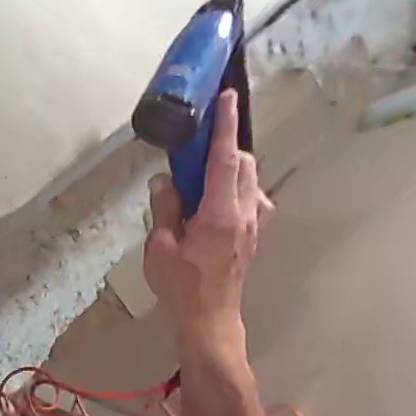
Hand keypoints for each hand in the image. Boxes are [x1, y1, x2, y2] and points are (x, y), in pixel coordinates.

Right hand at [144, 89, 272, 371]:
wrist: (209, 317)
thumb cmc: (181, 285)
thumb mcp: (161, 246)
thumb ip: (164, 208)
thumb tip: (164, 179)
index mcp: (220, 213)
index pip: (225, 160)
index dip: (225, 126)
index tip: (227, 97)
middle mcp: (245, 212)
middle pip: (243, 163)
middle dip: (224, 148)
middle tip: (196, 151)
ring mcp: (254, 223)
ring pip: (250, 178)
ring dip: (230, 168)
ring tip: (202, 179)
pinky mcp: (255, 232)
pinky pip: (251, 196)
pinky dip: (236, 187)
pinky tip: (215, 202)